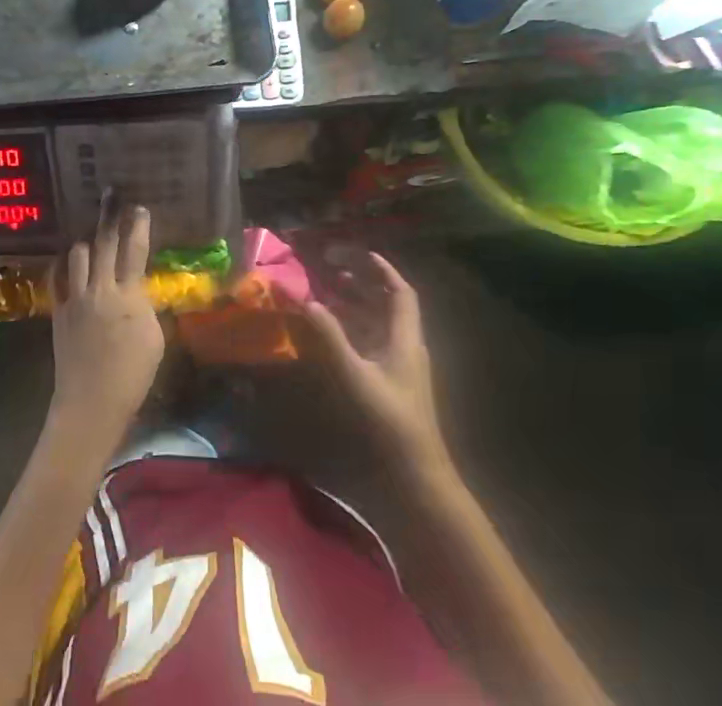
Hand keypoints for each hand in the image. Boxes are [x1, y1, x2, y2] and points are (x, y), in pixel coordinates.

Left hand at [48, 200, 164, 441]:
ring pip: (77, 254)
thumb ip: (145, 307)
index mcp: (128, 296)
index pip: (134, 251)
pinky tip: (68, 259)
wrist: (92, 401)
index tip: (139, 207)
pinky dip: (64, 264)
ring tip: (92, 231)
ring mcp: (75, 299)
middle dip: (109, 218)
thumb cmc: (133, 375)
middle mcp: (99, 290)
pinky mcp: (58, 311)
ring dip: (87, 240)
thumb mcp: (154, 338)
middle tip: (112, 197)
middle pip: (104, 244)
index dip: (137, 226)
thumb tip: (138, 292)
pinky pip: (57, 277)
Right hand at [297, 252, 449, 469]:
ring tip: (328, 290)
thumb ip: (330, 337)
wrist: (415, 468)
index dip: (381, 269)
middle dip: (363, 281)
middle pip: (388, 303)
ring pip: (379, 322)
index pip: (400, 292)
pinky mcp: (392, 380)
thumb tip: (307, 301)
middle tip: (332, 267)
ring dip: (357, 303)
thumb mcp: (355, 375)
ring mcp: (400, 364)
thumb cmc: (388, 418)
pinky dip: (354, 327)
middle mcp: (406, 345)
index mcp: (405, 338)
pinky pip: (373, 341)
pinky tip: (333, 330)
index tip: (357, 252)